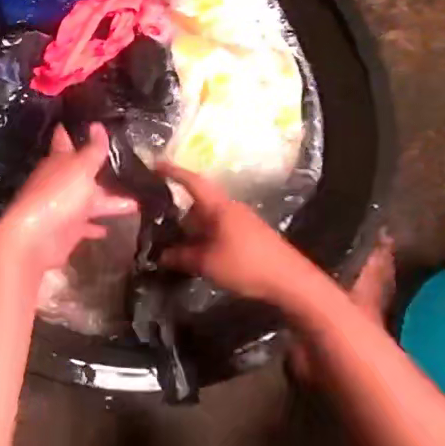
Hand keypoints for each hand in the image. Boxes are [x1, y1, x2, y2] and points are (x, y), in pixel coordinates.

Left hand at [0, 125, 137, 272]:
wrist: (36, 240)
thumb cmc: (58, 195)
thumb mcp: (81, 168)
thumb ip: (93, 150)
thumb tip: (98, 125)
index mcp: (59, 161)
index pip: (65, 140)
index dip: (73, 130)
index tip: (86, 121)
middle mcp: (59, 181)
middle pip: (82, 172)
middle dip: (101, 169)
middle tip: (126, 165)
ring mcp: (63, 207)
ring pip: (89, 199)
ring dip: (109, 200)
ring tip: (137, 201)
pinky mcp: (67, 231)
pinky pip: (85, 226)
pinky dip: (95, 226)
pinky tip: (109, 228)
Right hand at [156, 162, 316, 302]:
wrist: (289, 280)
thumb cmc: (246, 264)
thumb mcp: (207, 263)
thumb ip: (181, 257)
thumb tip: (161, 255)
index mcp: (219, 207)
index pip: (193, 182)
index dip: (173, 172)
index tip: (155, 165)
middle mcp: (230, 208)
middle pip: (198, 203)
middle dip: (177, 210)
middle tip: (155, 218)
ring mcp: (241, 222)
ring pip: (208, 219)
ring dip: (190, 228)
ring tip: (170, 240)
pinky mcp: (247, 236)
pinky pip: (218, 230)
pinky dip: (203, 237)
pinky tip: (195, 252)